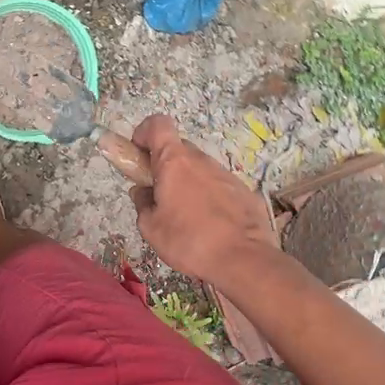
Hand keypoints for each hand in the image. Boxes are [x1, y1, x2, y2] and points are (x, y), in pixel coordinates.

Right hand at [129, 114, 277, 282]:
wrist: (244, 260)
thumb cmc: (189, 241)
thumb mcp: (151, 228)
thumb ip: (142, 203)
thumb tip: (143, 192)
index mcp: (174, 161)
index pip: (158, 124)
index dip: (145, 132)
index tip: (139, 154)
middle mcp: (200, 160)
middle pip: (178, 149)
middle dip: (166, 165)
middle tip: (161, 195)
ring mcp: (225, 174)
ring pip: (200, 169)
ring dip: (189, 183)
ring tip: (189, 217)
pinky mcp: (244, 191)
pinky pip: (219, 186)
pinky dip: (211, 198)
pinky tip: (213, 226)